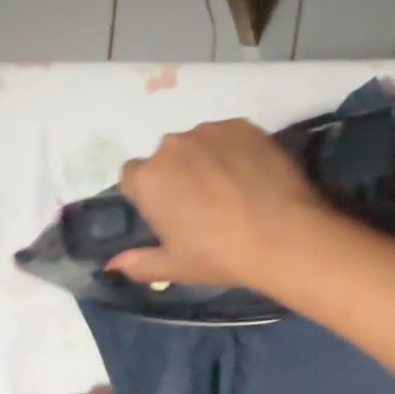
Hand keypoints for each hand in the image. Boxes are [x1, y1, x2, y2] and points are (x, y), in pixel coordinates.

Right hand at [110, 119, 330, 288]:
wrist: (283, 237)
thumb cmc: (221, 256)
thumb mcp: (176, 268)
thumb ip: (139, 263)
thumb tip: (112, 264)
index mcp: (147, 179)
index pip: (133, 178)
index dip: (151, 196)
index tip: (171, 215)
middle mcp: (171, 146)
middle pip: (167, 159)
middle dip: (180, 176)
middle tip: (207, 207)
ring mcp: (208, 131)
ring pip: (200, 144)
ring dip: (209, 161)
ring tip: (235, 192)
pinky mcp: (243, 125)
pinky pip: (231, 136)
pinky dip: (237, 152)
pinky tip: (254, 177)